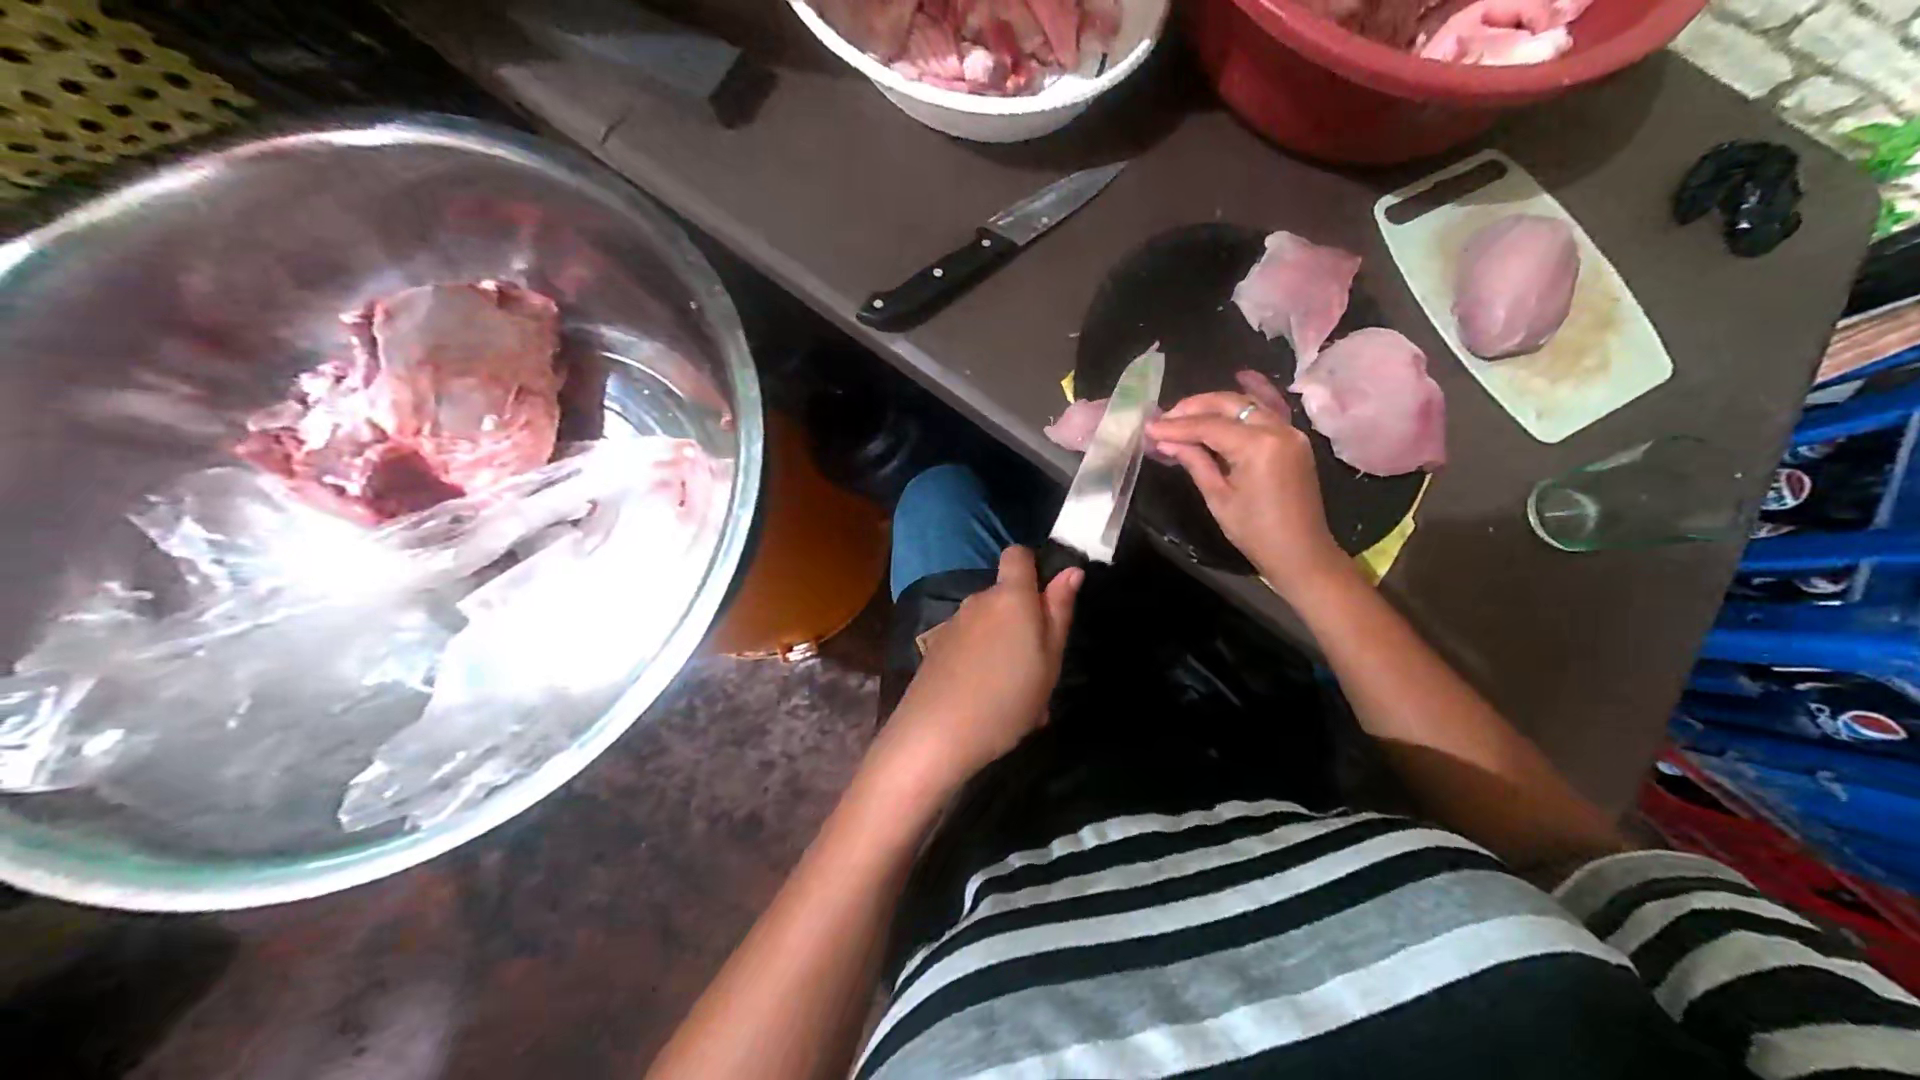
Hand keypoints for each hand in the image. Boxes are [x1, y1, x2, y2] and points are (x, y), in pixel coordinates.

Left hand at [867, 547, 1082, 799]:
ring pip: (989, 626)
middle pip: (1005, 596)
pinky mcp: (937, 649)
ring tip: (1017, 695)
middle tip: (1040, 666)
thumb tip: (1070, 570)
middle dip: (1023, 620)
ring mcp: (953, 624)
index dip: (1033, 566)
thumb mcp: (1049, 659)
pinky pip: (971, 646)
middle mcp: (978, 601)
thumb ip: (1058, 611)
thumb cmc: (1008, 697)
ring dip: (1004, 648)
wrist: (936, 734)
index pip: (1017, 555)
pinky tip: (989, 703)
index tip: (1048, 598)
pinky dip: (982, 664)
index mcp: (1010, 597)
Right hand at [1147, 374, 1351, 598]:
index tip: (1149, 427)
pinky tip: (1235, 386)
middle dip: (1193, 408)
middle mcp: (1278, 430)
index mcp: (1259, 447)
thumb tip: (1167, 442)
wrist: (1302, 553)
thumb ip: (1195, 462)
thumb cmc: (1255, 533)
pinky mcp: (1294, 440)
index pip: (1209, 426)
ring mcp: (1290, 432)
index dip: (1176, 426)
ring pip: (1247, 404)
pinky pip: (1266, 412)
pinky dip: (1247, 402)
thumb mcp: (1218, 497)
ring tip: (1184, 414)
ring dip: (1215, 406)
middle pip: (1229, 405)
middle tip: (1164, 418)